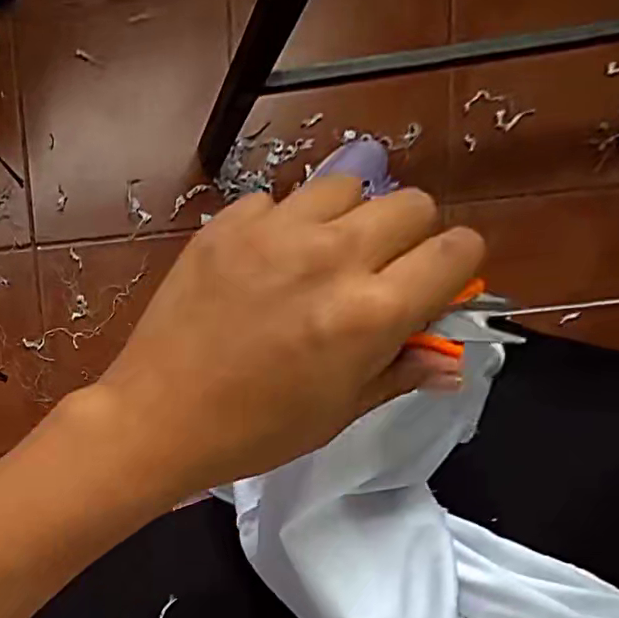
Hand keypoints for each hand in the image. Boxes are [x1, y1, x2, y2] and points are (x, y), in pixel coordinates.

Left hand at [87, 177, 484, 495]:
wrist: (159, 418)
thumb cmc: (254, 432)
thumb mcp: (337, 413)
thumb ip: (400, 372)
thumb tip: (449, 359)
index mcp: (369, 314)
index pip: (456, 252)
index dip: (458, 267)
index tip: (438, 285)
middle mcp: (331, 256)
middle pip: (411, 204)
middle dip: (410, 240)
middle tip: (379, 277)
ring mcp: (275, 230)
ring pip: (348, 185)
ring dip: (350, 220)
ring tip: (321, 261)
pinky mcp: (228, 223)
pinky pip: (281, 199)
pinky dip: (287, 224)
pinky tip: (265, 265)